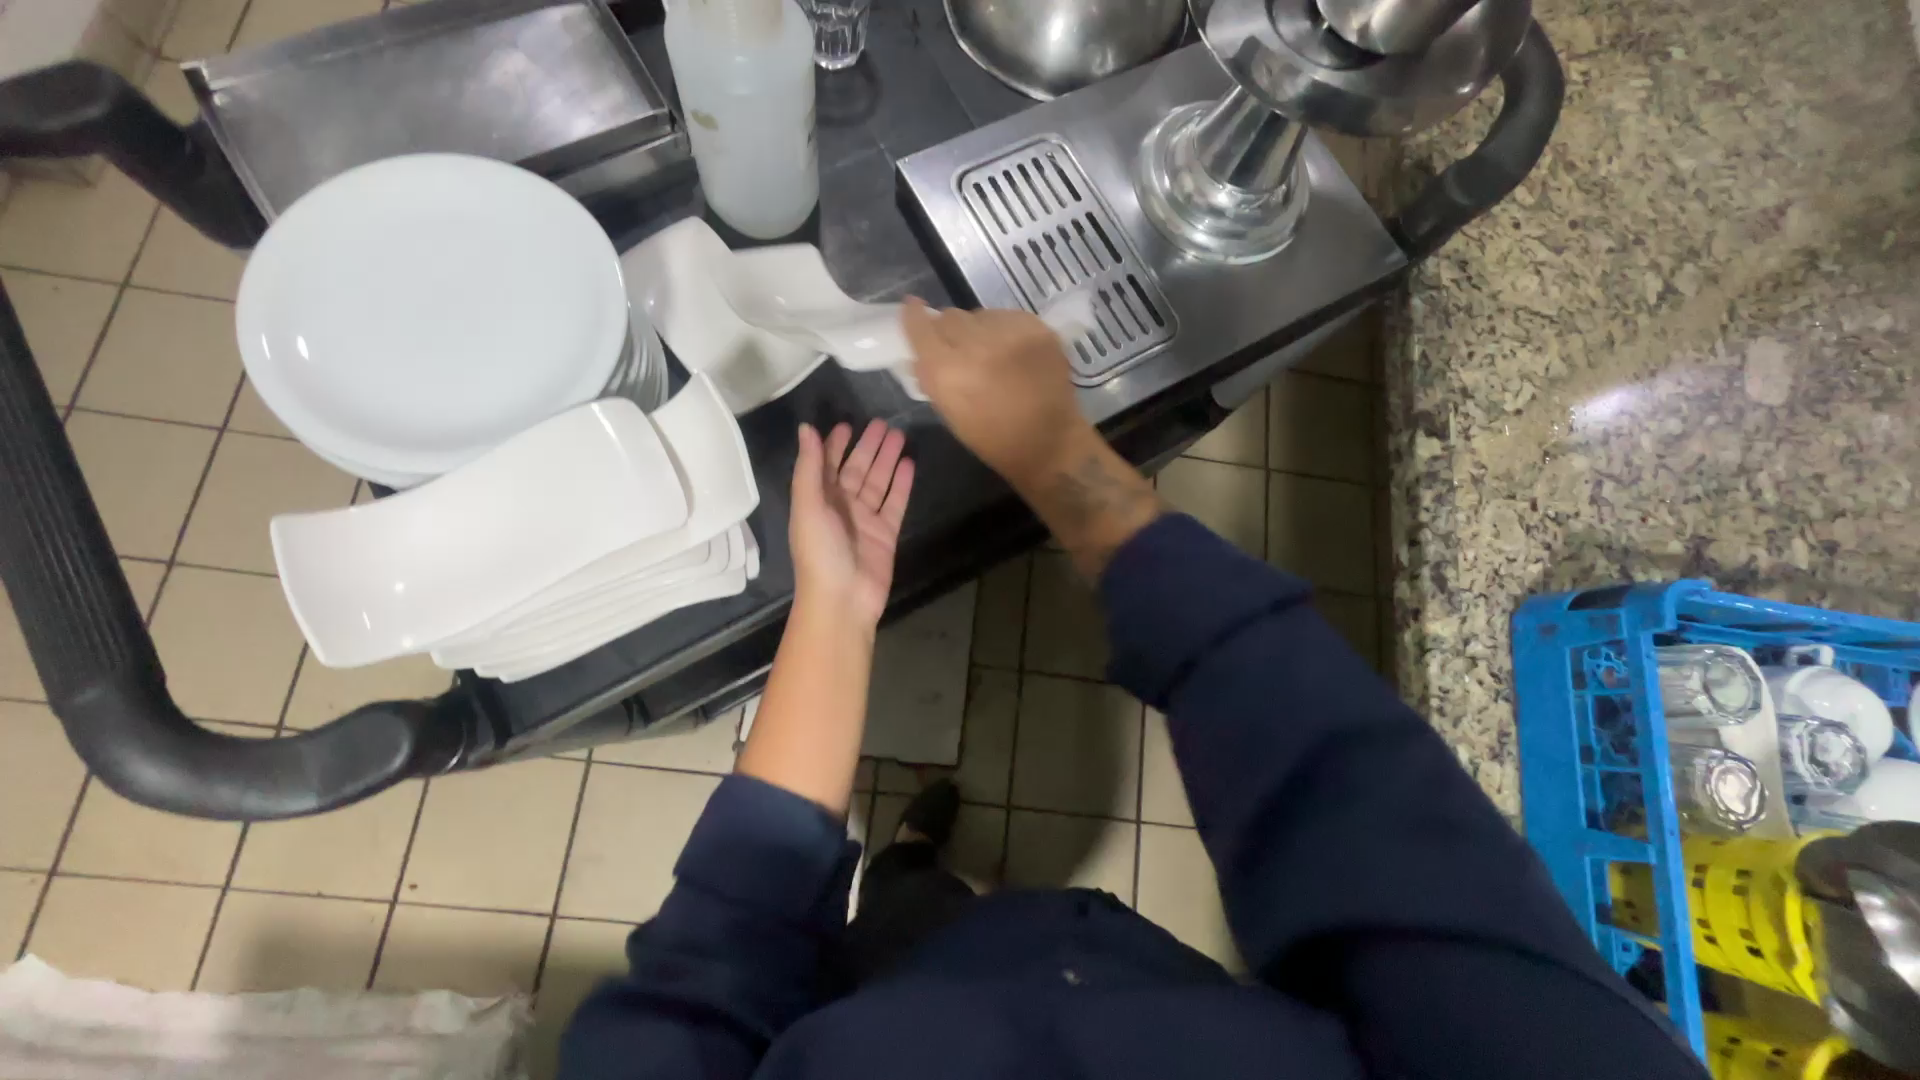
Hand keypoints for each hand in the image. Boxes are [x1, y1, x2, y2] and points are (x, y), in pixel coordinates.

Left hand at [789, 420, 914, 628]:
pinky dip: (901, 484)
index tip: (848, 424)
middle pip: (856, 469)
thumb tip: (807, 428)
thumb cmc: (819, 552)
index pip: (827, 465)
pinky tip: (910, 464)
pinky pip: (894, 503)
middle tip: (884, 423)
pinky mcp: (886, 534)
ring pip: (877, 482)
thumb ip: (809, 467)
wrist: (842, 599)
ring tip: (901, 436)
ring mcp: (865, 520)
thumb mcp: (808, 506)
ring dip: (887, 460)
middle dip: (868, 447)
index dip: (835, 445)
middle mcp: (840, 507)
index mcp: (817, 500)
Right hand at [903, 298, 1158, 579]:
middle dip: (949, 331)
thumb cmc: (992, 437)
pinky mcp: (1036, 327)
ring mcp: (1009, 332)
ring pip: (980, 315)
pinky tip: (1014, 354)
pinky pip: (1008, 317)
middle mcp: (975, 344)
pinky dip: (1005, 331)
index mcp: (946, 370)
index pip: (921, 326)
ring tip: (992, 354)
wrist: (1048, 442)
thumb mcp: (949, 412)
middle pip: (950, 317)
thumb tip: (918, 353)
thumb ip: (930, 377)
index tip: (913, 308)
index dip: (914, 316)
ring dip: (979, 330)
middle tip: (960, 349)